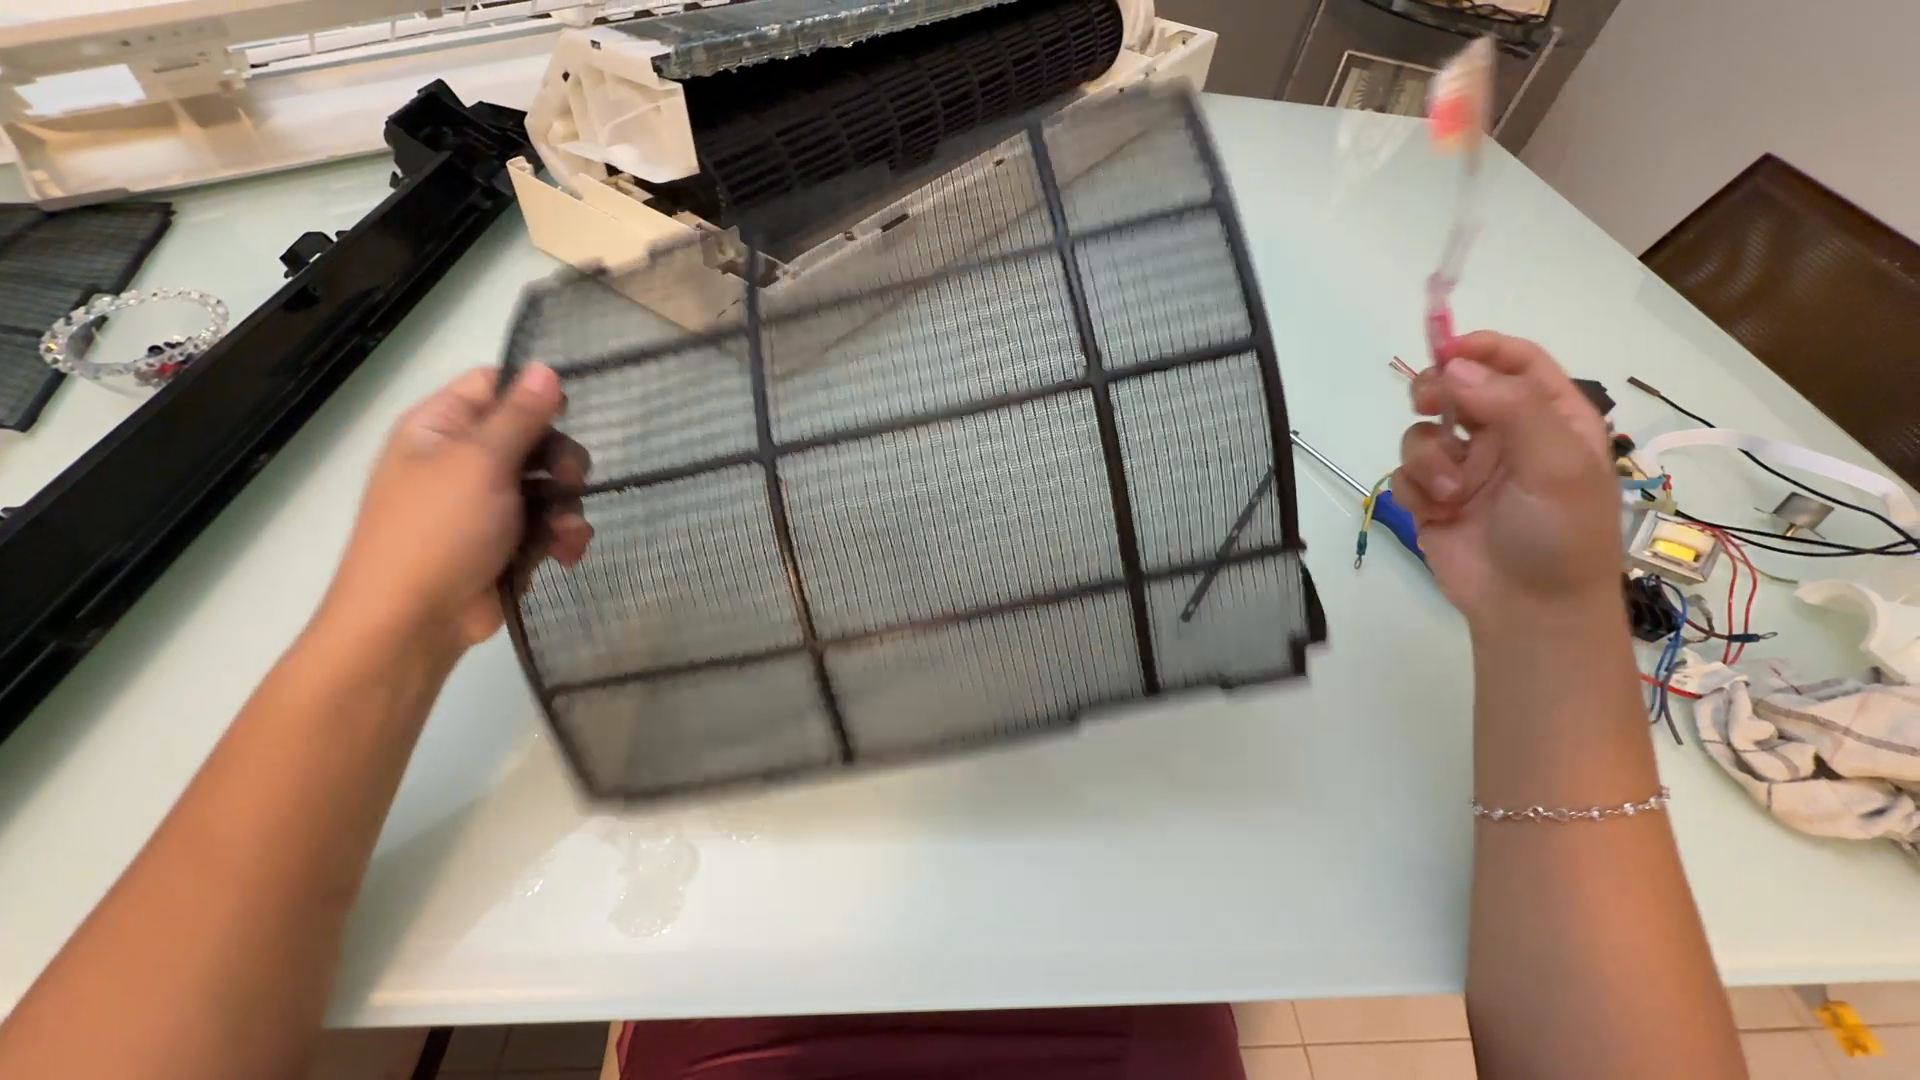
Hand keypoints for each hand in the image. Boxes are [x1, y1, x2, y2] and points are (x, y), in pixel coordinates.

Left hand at [322, 365, 592, 653]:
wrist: (414, 622)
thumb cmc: (438, 532)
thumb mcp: (480, 463)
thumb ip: (520, 416)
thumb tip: (546, 368)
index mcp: (440, 429)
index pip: (493, 386)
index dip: (532, 394)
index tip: (567, 413)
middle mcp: (462, 460)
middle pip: (532, 437)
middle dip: (560, 460)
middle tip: (570, 480)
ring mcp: (484, 504)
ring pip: (548, 485)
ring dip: (567, 506)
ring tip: (565, 532)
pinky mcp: (506, 542)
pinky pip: (548, 524)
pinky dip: (562, 537)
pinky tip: (565, 554)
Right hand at [1392, 332, 1619, 626]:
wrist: (1528, 608)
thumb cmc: (1559, 532)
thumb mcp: (1554, 463)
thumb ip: (1509, 406)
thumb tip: (1454, 366)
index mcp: (1550, 418)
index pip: (1516, 362)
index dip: (1481, 348)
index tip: (1445, 349)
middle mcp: (1505, 435)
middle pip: (1458, 387)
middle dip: (1436, 392)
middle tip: (1426, 402)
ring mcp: (1465, 467)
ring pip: (1423, 433)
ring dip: (1428, 459)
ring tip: (1450, 493)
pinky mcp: (1432, 498)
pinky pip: (1405, 474)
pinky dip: (1415, 490)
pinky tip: (1436, 512)